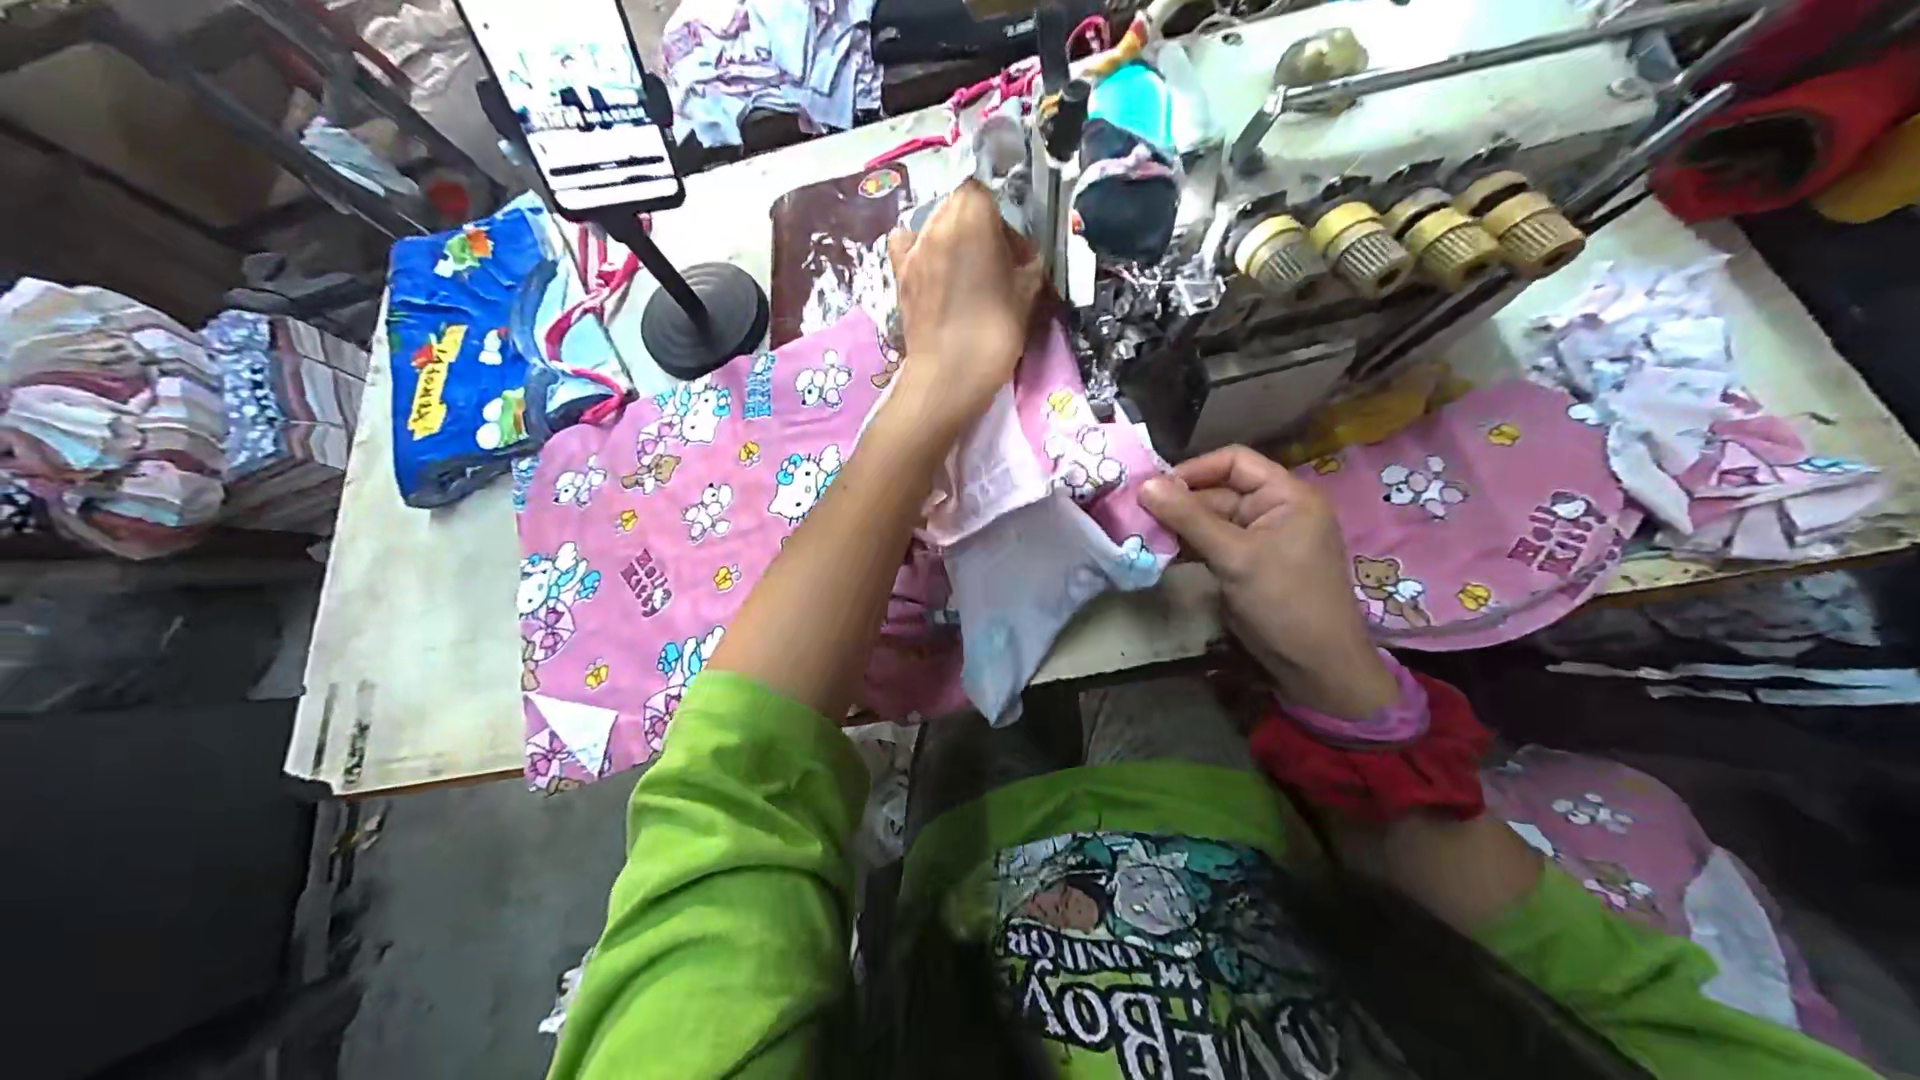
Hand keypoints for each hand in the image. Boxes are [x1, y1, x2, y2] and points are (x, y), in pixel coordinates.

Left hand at [886, 179, 1044, 440]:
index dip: (998, 217)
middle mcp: (937, 222)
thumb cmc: (995, 329)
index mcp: (972, 215)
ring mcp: (913, 248)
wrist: (950, 373)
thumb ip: (1028, 262)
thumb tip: (1022, 255)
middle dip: (975, 226)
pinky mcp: (898, 274)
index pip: (983, 191)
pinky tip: (929, 271)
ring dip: (949, 240)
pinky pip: (906, 246)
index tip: (1010, 248)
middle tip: (991, 262)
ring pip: (933, 226)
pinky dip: (918, 250)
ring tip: (963, 274)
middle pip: (957, 206)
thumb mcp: (1028, 292)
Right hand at [1139, 445, 1400, 718]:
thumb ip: (1189, 518)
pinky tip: (1158, 553)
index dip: (1194, 469)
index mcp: (1286, 495)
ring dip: (1177, 526)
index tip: (1155, 487)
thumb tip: (1144, 485)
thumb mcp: (1235, 556)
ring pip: (1208, 520)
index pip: (1235, 462)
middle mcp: (1273, 510)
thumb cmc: (1285, 601)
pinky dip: (1185, 547)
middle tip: (1137, 514)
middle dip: (1178, 503)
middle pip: (1217, 491)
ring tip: (1141, 533)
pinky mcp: (1243, 564)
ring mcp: (1257, 539)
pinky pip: (1209, 544)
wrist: (1315, 665)